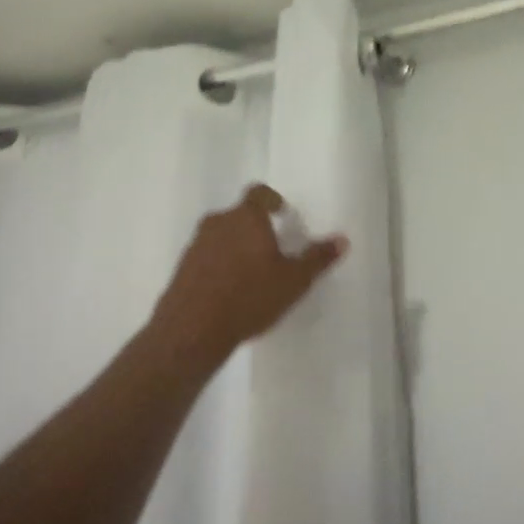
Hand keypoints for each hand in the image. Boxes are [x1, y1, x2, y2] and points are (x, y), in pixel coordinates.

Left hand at [151, 183, 346, 364]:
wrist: (192, 330)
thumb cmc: (249, 297)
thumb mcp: (293, 281)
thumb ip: (317, 258)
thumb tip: (342, 239)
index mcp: (247, 218)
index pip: (259, 193)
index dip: (271, 200)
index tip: (282, 213)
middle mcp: (218, 222)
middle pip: (239, 215)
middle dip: (255, 228)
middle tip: (271, 249)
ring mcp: (195, 244)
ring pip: (221, 236)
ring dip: (236, 247)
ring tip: (251, 274)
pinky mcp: (182, 267)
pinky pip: (206, 257)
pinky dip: (219, 265)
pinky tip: (229, 291)